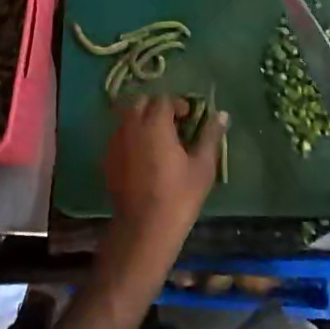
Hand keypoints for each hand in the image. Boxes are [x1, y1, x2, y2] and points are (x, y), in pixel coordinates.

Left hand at [104, 95, 226, 239]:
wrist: (144, 229)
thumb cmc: (178, 196)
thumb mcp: (203, 166)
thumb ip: (210, 136)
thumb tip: (222, 114)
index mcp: (154, 123)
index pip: (164, 99)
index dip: (178, 104)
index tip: (190, 119)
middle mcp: (131, 125)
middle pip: (142, 102)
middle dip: (158, 107)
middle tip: (174, 125)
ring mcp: (116, 141)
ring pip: (128, 118)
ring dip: (143, 120)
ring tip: (159, 141)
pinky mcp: (108, 158)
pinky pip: (120, 136)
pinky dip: (132, 137)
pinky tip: (144, 157)